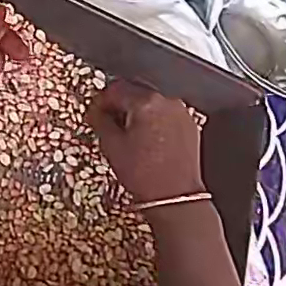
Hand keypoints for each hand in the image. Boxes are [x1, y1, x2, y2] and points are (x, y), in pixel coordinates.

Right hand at [86, 79, 204, 204]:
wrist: (174, 196)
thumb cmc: (145, 174)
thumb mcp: (112, 146)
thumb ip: (100, 120)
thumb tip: (96, 111)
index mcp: (146, 102)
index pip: (116, 89)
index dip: (102, 101)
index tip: (97, 111)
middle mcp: (166, 101)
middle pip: (135, 92)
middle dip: (121, 105)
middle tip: (110, 123)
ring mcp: (180, 112)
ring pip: (152, 103)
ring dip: (138, 113)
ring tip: (129, 135)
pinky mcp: (189, 124)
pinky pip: (166, 114)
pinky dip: (154, 121)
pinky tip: (147, 140)